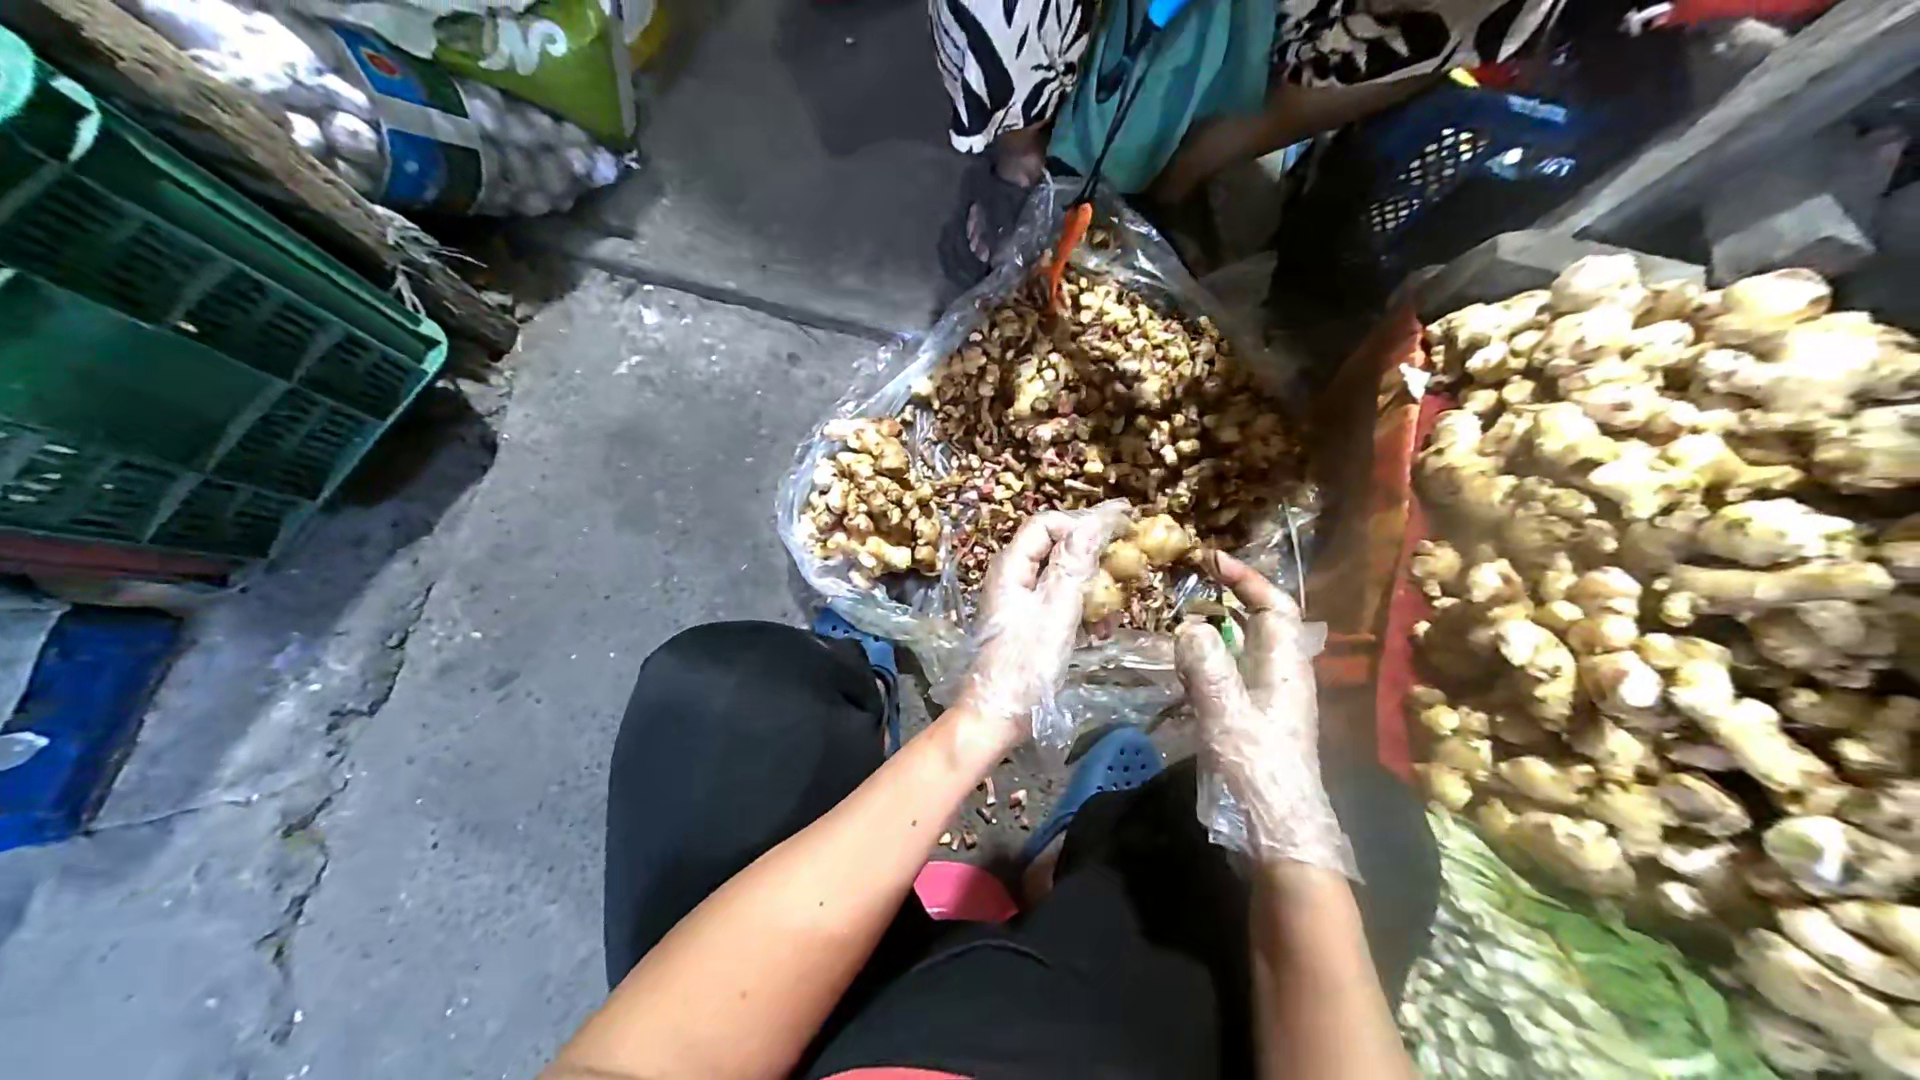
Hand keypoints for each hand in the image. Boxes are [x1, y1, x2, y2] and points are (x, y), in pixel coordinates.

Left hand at [956, 504, 1130, 747]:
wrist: (994, 719)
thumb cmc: (1024, 665)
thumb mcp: (1056, 612)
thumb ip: (1075, 565)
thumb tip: (1095, 522)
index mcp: (1011, 567)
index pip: (1047, 523)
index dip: (1083, 521)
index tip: (1122, 524)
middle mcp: (1012, 578)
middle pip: (1056, 549)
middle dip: (1092, 557)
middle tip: (1127, 564)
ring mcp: (1019, 603)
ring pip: (1061, 579)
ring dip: (1091, 589)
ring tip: (1112, 611)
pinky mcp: (1027, 625)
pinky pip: (1059, 605)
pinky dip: (1081, 612)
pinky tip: (1098, 632)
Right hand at [1176, 551, 1354, 875]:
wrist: (1276, 836)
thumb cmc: (1260, 773)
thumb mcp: (1230, 717)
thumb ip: (1208, 668)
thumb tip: (1190, 626)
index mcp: (1284, 668)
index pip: (1275, 608)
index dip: (1248, 580)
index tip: (1213, 562)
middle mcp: (1278, 677)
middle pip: (1258, 624)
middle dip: (1228, 600)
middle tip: (1188, 589)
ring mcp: (1264, 700)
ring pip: (1239, 650)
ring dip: (1212, 631)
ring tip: (1177, 623)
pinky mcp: (1248, 720)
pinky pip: (1224, 676)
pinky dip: (1203, 662)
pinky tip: (1181, 669)